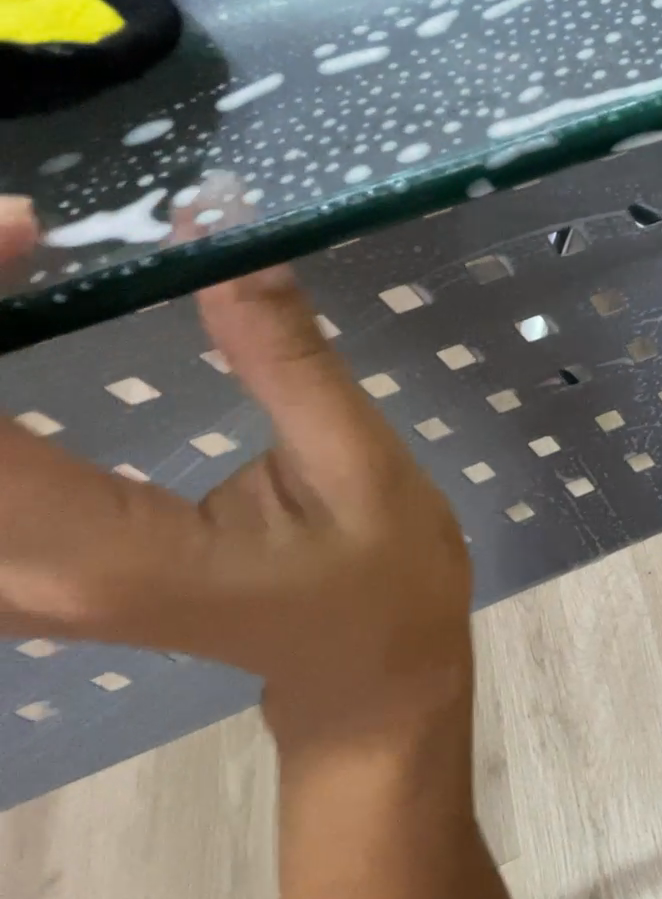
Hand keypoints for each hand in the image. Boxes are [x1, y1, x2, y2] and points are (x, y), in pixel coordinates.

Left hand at [0, 195, 473, 759]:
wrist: (371, 669)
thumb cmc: (386, 580)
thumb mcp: (360, 468)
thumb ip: (285, 362)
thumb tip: (223, 239)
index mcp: (97, 551)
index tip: (31, 229)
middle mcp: (7, 573)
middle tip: (14, 240)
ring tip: (4, 275)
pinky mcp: (10, 566)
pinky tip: (2, 341)